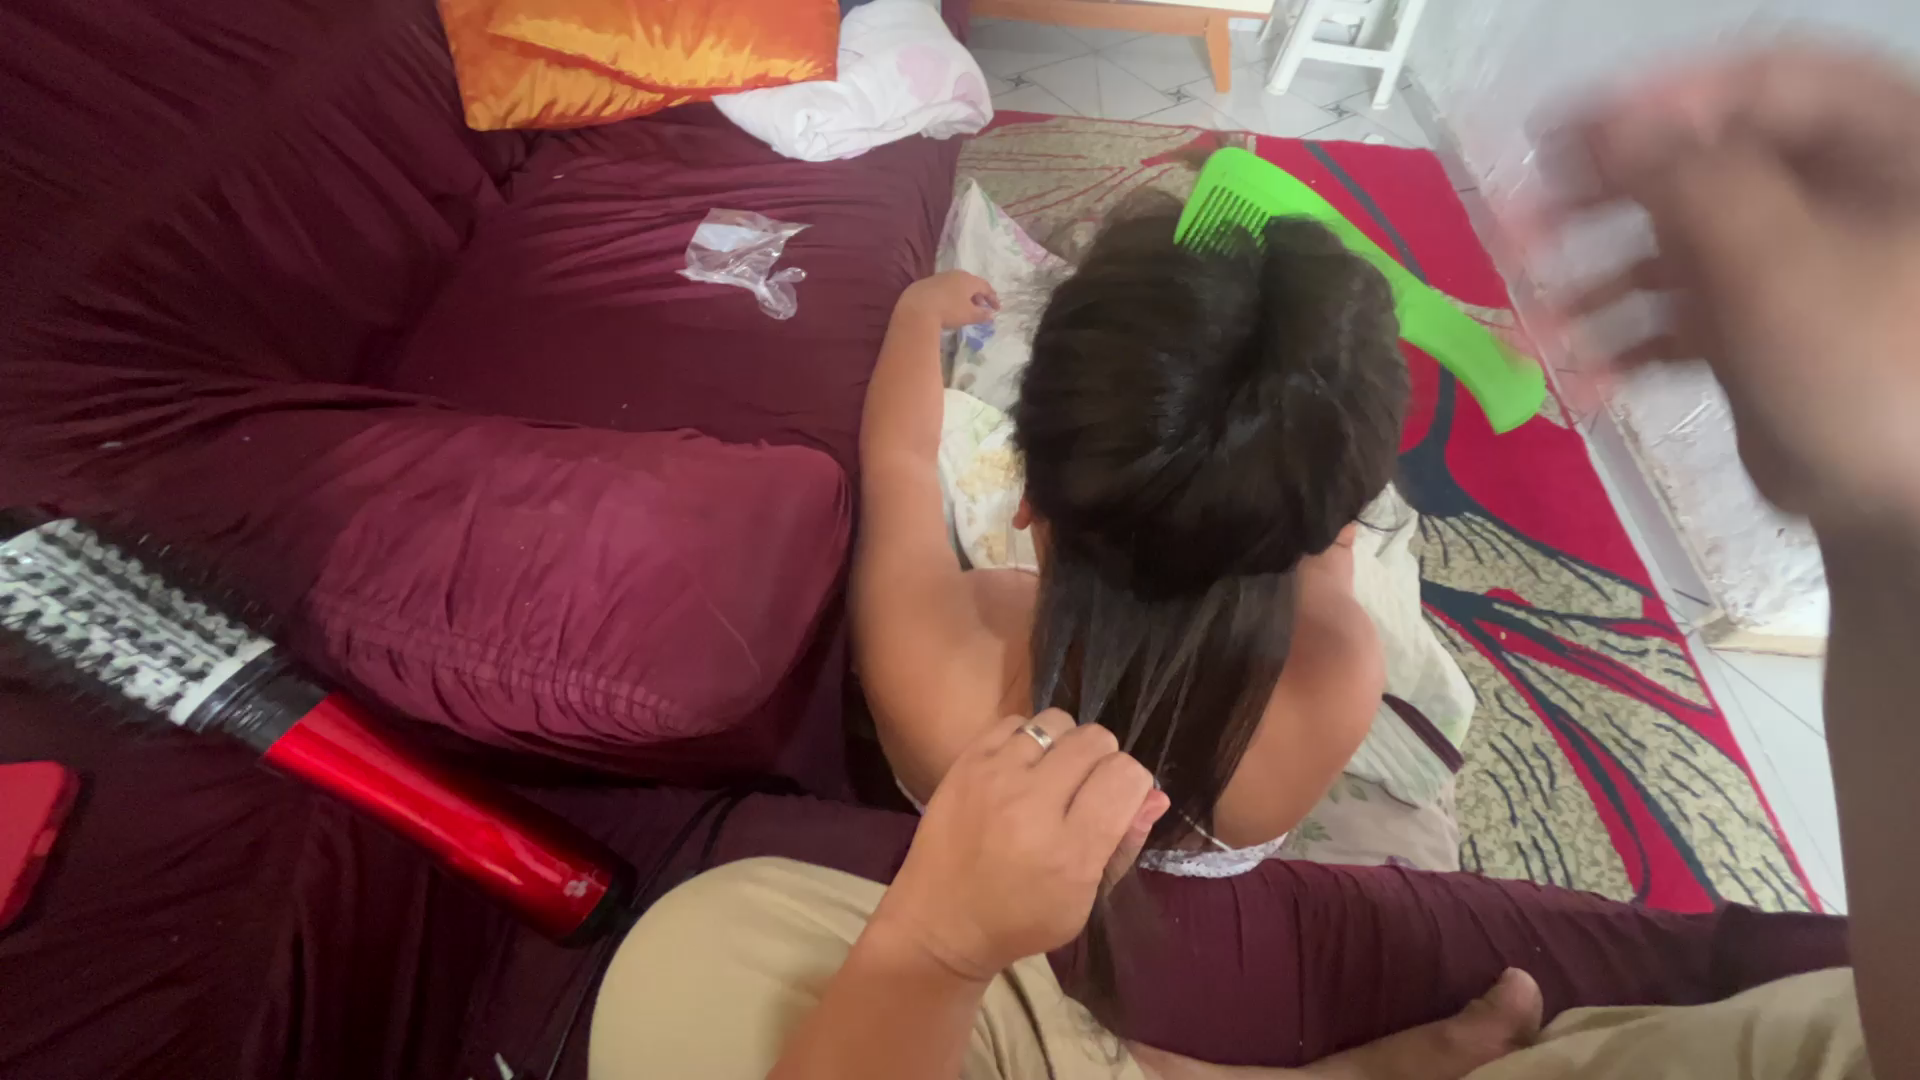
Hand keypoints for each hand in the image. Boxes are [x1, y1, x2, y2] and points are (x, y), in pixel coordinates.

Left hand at [869, 710, 1168, 982]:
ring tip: (1053, 773)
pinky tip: (1022, 767)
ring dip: (1065, 745)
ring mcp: (996, 777)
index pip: (1125, 776)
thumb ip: (1123, 844)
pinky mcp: (968, 761)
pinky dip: (1028, 738)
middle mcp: (1033, 805)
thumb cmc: (1021, 919)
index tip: (1119, 799)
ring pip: (1057, 722)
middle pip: (1095, 741)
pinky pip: (1015, 720)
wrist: (942, 919)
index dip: (1133, 783)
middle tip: (1085, 788)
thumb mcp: (1084, 901)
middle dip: (1103, 760)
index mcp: (1070, 851)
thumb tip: (1155, 793)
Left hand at [899, 270, 1000, 329]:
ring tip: (965, 307)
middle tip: (981, 307)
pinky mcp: (927, 283)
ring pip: (957, 285)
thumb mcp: (968, 315)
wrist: (917, 307)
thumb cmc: (948, 310)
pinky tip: (947, 306)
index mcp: (969, 280)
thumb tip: (991, 316)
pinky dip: (950, 296)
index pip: (985, 286)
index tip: (997, 309)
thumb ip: (982, 315)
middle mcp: (955, 274)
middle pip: (971, 283)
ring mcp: (940, 277)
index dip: (992, 298)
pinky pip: (944, 288)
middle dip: (978, 296)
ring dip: (964, 295)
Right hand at [1544, 45, 1919, 535]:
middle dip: (1590, 210)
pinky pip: (1661, 320)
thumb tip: (1608, 125)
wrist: (1906, 499)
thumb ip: (1693, 185)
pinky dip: (1611, 350)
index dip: (1657, 103)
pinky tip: (1578, 386)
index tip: (1556, 141)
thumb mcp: (1780, 265)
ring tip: (1525, 338)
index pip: (1761, 83)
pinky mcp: (1744, 326)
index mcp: (1878, 150)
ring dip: (1581, 296)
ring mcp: (1781, 264)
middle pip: (1690, 170)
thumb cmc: (1872, 368)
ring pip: (1658, 254)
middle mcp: (1827, 195)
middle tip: (1509, 235)